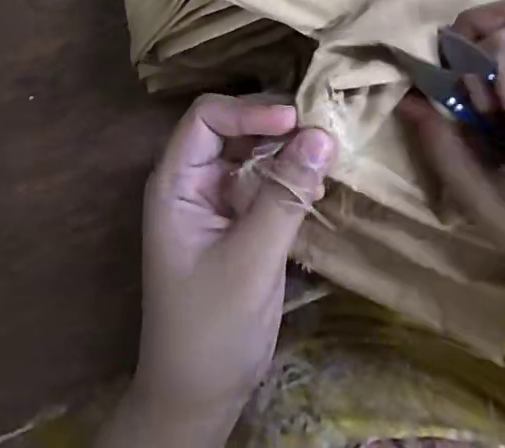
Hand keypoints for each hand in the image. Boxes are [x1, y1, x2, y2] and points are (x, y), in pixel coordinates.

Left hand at [100, 95, 334, 447]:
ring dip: (290, 147)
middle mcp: (194, 181)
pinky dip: (293, 174)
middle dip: (276, 123)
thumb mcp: (251, 261)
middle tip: (323, 129)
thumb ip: (285, 195)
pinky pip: (267, 179)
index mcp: (176, 183)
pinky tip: (319, 182)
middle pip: (233, 127)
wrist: (198, 395)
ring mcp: (217, 199)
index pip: (206, 118)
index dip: (249, 109)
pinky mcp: (240, 217)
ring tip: (328, 151)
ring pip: (254, 150)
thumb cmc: (211, 328)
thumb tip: (322, 135)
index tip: (295, 120)